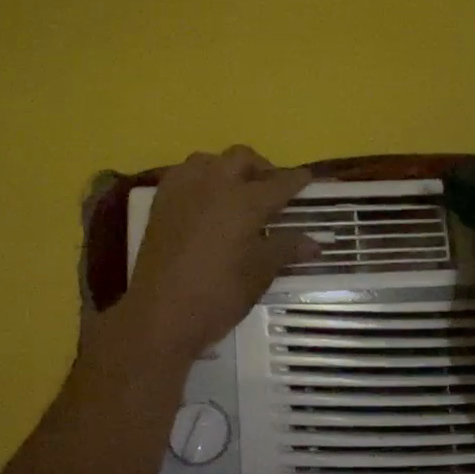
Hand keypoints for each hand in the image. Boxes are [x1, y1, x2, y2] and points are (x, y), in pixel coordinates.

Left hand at [113, 145, 316, 363]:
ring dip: (228, 168)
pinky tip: (205, 198)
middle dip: (261, 168)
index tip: (307, 178)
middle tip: (272, 189)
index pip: (279, 183)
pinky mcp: (161, 202)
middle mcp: (214, 185)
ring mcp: (183, 190)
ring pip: (210, 160)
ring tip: (236, 190)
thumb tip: (314, 243)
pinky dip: (200, 177)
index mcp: (245, 202)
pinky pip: (184, 173)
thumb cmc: (217, 296)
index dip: (296, 180)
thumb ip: (285, 250)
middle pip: (242, 158)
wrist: (160, 315)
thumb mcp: (259, 274)